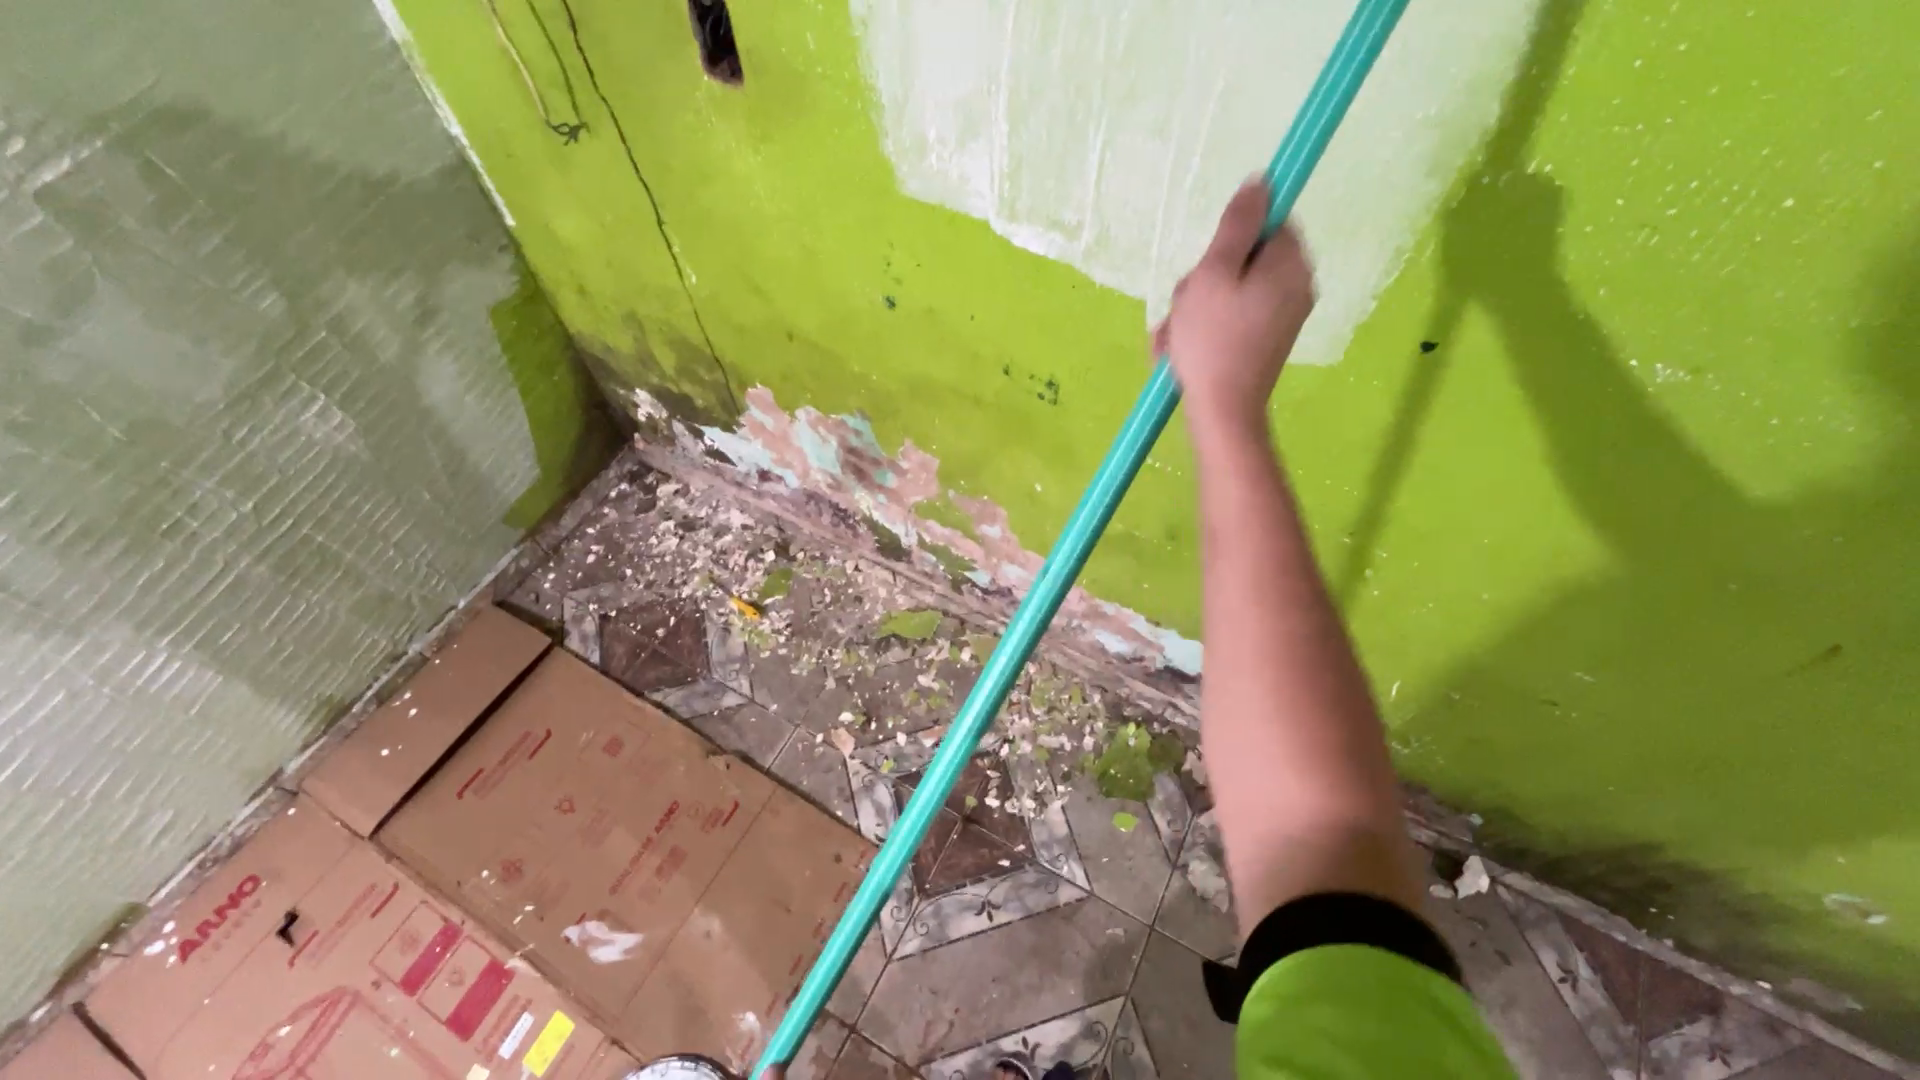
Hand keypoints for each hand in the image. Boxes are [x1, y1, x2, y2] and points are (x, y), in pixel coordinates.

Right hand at [1157, 180, 1315, 438]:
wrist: (1223, 412)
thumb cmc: (1213, 340)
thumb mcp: (1214, 273)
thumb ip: (1237, 224)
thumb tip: (1263, 181)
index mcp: (1290, 263)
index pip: (1268, 222)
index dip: (1232, 237)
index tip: (1209, 263)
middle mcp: (1296, 285)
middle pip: (1244, 257)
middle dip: (1204, 278)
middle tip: (1185, 304)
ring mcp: (1282, 317)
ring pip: (1230, 290)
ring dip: (1194, 308)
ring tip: (1175, 335)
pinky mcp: (1265, 342)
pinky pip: (1231, 318)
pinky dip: (1204, 329)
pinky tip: (1180, 349)